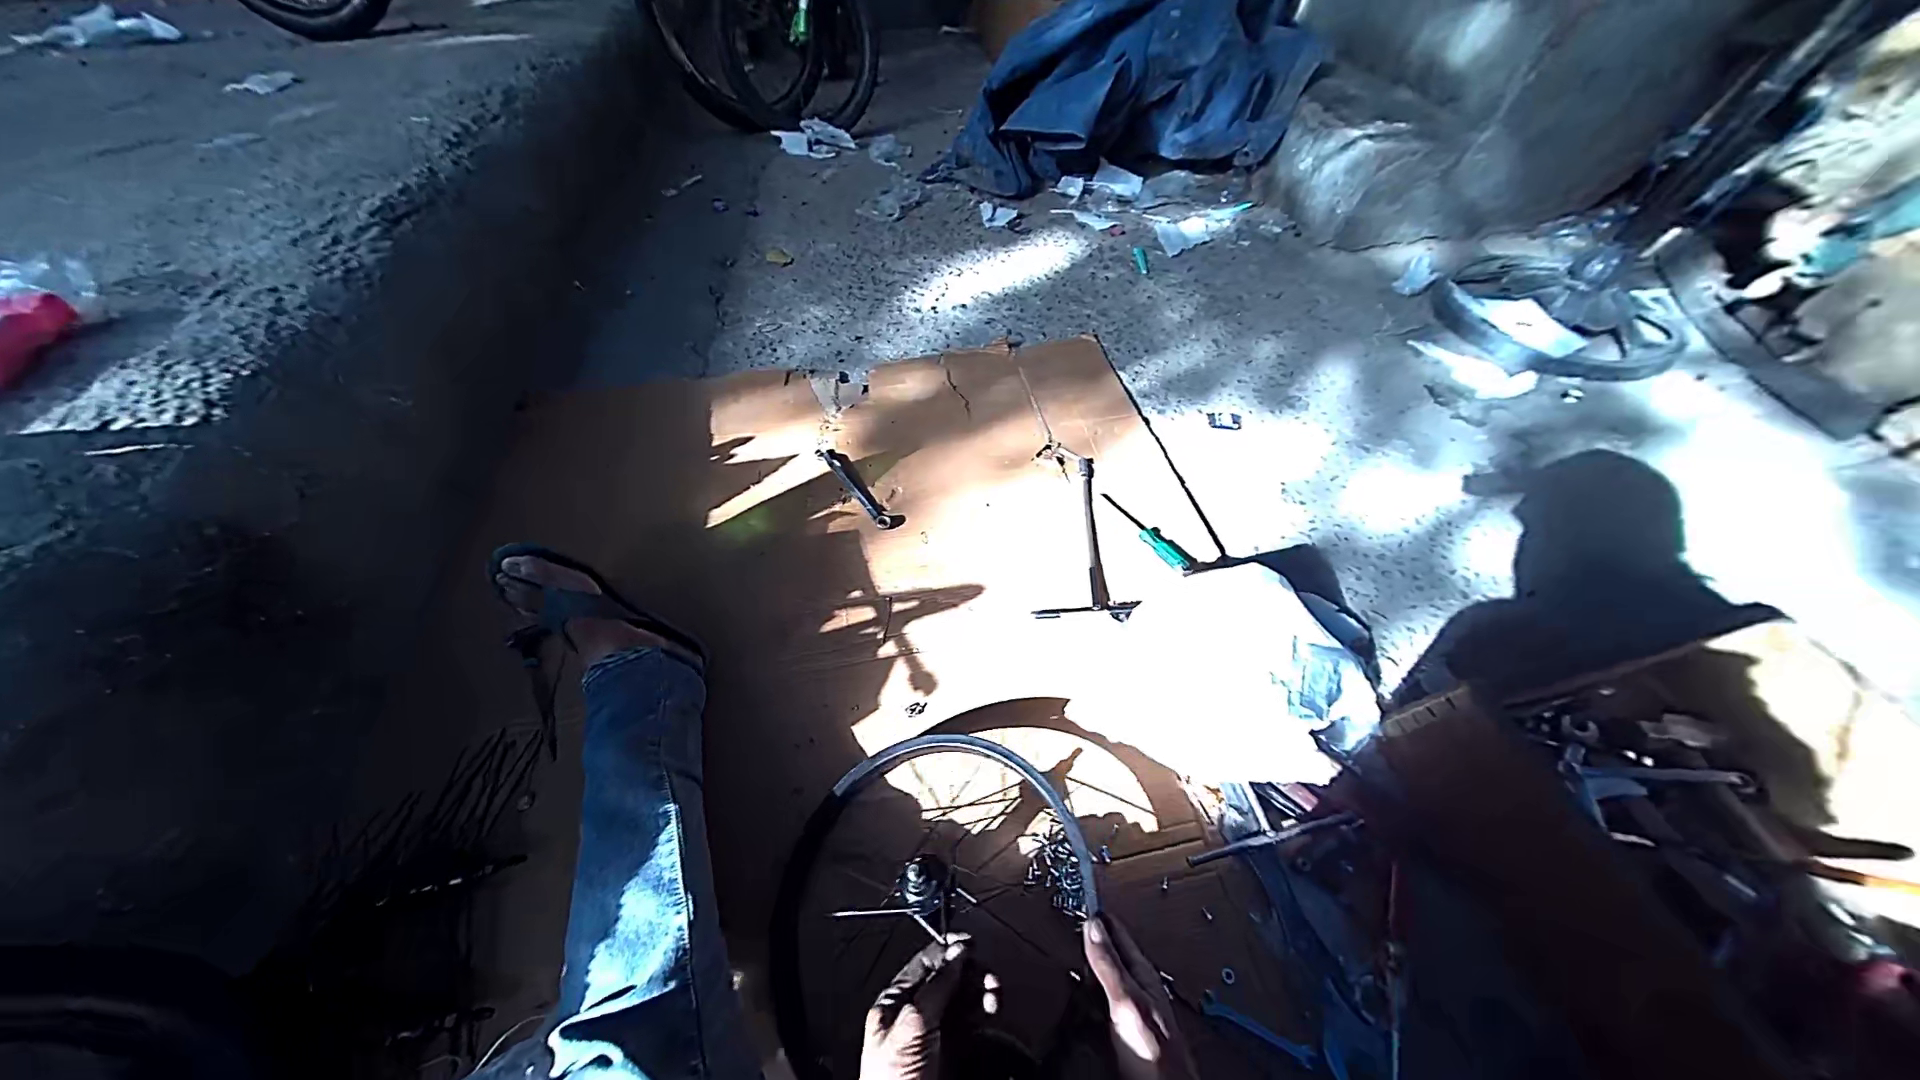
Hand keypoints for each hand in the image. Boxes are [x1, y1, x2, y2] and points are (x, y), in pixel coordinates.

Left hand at [860, 936, 997, 1079]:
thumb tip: (955, 954)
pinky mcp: (956, 1052)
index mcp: (896, 1002)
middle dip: (971, 972)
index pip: (926, 963)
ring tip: (992, 997)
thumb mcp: (913, 1024)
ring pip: (965, 998)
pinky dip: (986, 1010)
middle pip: (950, 979)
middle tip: (987, 976)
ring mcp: (938, 1034)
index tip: (970, 944)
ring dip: (982, 990)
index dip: (948, 950)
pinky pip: (974, 1021)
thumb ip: (936, 986)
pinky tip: (991, 1010)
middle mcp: (917, 1013)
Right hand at [1083, 915, 1197, 1079]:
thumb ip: (1110, 964)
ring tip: (1067, 951)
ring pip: (1101, 978)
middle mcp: (1134, 988)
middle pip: (1107, 953)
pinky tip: (1073, 998)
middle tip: (1068, 919)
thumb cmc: (1155, 1055)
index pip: (1116, 931)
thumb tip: (1093, 925)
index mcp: (1141, 973)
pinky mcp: (1117, 1033)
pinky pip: (1095, 1004)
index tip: (1078, 894)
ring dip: (1085, 966)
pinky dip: (1082, 995)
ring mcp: (1126, 1011)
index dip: (1098, 914)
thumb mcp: (1127, 1001)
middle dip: (1090, 937)